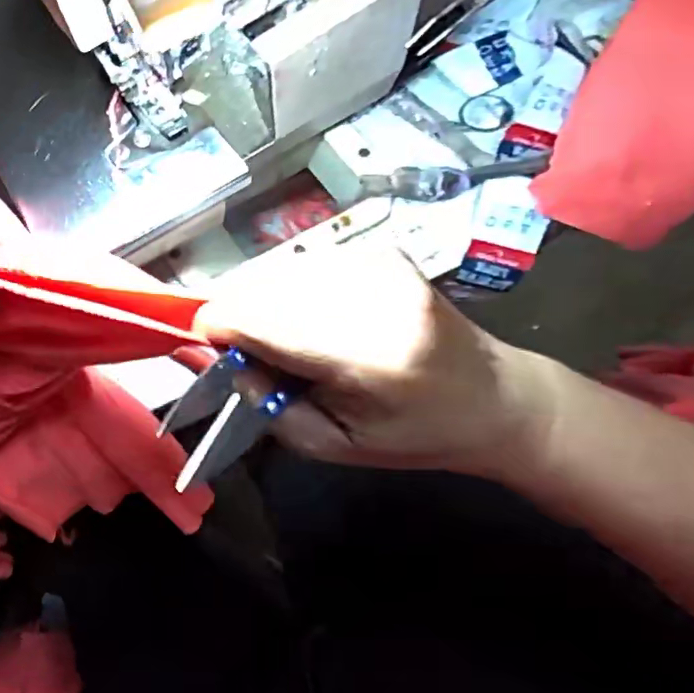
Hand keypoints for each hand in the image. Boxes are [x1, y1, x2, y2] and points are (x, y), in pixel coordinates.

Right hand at [191, 243, 557, 479]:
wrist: (494, 395)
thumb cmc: (411, 433)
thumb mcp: (328, 444)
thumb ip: (258, 400)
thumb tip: (198, 352)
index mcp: (367, 355)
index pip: (256, 318)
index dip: (217, 329)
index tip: (211, 351)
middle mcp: (371, 294)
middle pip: (257, 287)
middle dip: (237, 317)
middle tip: (255, 354)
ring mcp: (376, 262)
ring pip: (273, 271)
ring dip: (261, 302)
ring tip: (290, 338)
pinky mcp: (376, 248)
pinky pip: (299, 263)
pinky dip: (288, 290)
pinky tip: (314, 316)